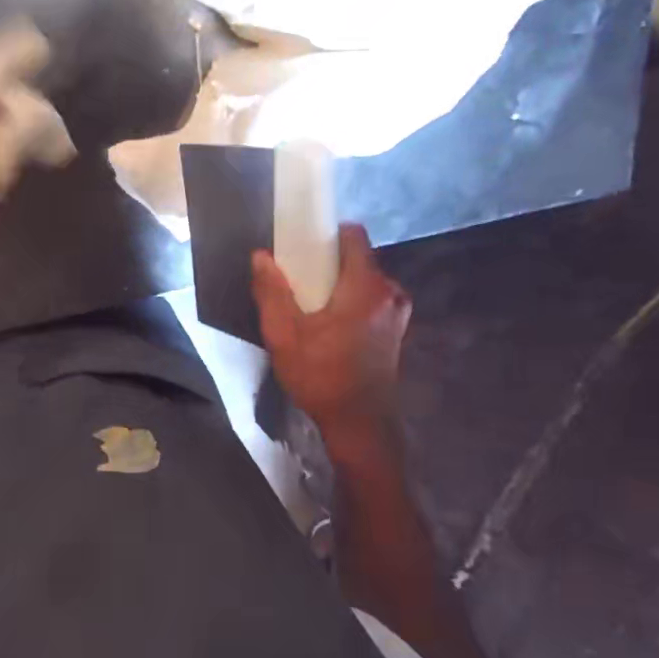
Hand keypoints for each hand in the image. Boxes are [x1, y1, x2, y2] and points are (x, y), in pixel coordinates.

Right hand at [251, 224, 411, 430]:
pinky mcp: (396, 330)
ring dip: (338, 286)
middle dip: (328, 263)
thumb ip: (272, 292)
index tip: (302, 245)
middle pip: (357, 259)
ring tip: (309, 305)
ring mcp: (397, 312)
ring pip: (363, 281)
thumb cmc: (320, 376)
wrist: (358, 423)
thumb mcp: (284, 334)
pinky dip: (349, 302)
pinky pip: (370, 300)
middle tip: (297, 280)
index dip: (328, 234)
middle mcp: (390, 292)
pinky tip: (327, 325)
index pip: (354, 236)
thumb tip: (261, 256)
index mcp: (366, 286)